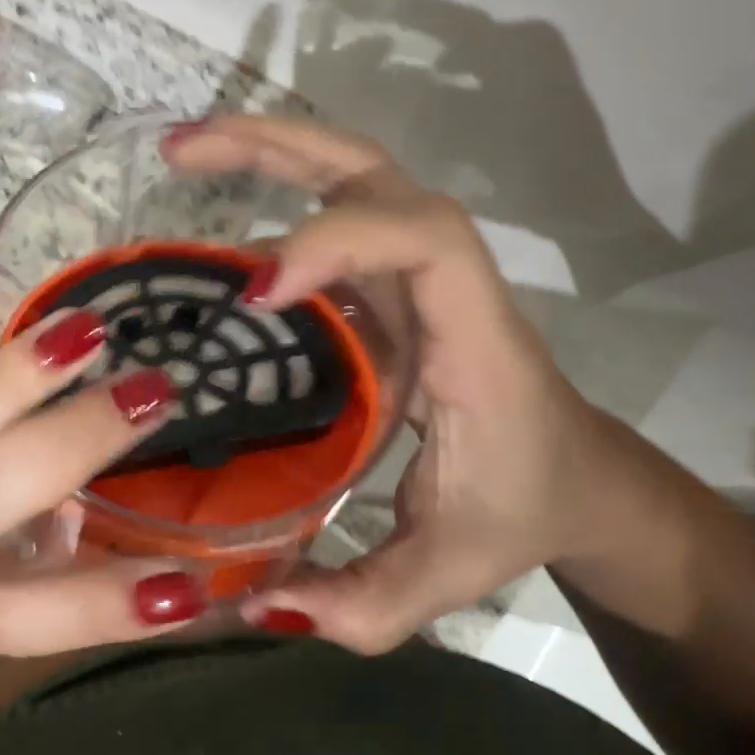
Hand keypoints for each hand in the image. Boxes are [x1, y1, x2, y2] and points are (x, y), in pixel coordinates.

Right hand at [162, 115, 606, 653]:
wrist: (576, 477)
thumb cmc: (516, 513)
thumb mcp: (446, 573)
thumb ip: (363, 605)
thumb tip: (249, 602)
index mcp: (475, 341)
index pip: (428, 242)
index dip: (341, 242)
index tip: (260, 294)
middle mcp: (445, 287)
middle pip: (377, 173)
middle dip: (278, 149)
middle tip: (179, 152)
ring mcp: (412, 276)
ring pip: (353, 171)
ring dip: (268, 149)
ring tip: (180, 151)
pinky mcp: (383, 284)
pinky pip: (333, 209)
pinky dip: (272, 186)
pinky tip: (212, 202)